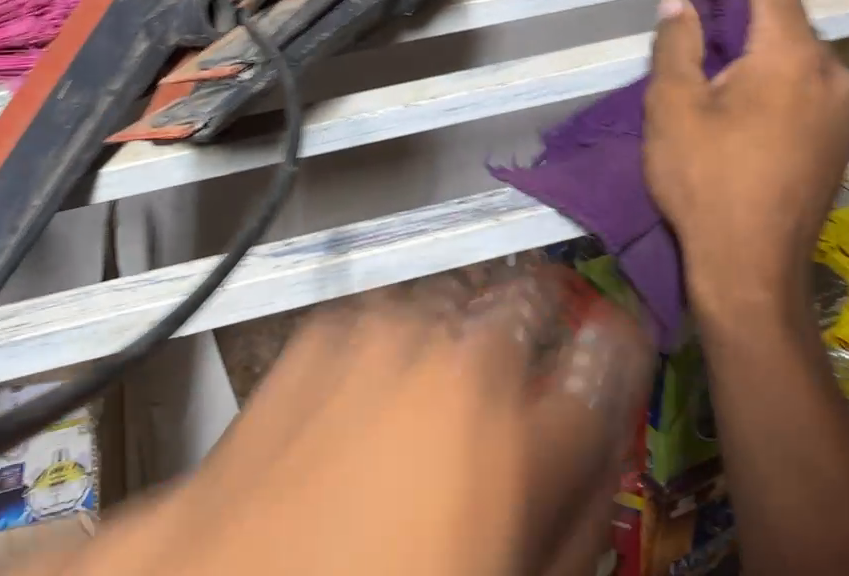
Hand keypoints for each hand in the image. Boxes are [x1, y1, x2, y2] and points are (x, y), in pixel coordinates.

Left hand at [68, 267, 654, 575]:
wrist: (231, 574)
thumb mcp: (517, 567)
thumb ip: (574, 505)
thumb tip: (597, 450)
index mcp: (520, 425)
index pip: (611, 351)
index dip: (617, 355)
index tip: (612, 358)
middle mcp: (451, 352)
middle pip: (527, 300)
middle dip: (538, 329)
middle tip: (530, 372)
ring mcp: (376, 332)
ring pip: (453, 302)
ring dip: (462, 332)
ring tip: (445, 390)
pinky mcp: (318, 334)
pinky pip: (384, 318)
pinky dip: (397, 340)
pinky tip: (380, 390)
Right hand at [642, 0, 848, 318]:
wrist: (751, 264)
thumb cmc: (704, 178)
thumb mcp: (672, 105)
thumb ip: (677, 44)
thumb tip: (680, 3)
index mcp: (793, 58)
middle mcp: (835, 75)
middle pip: (791, 22)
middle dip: (742, 15)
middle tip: (695, 32)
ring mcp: (847, 111)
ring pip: (803, 56)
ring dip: (760, 49)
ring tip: (715, 71)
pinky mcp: (845, 140)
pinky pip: (813, 87)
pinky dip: (779, 78)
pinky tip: (746, 106)